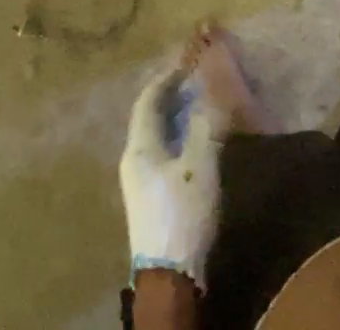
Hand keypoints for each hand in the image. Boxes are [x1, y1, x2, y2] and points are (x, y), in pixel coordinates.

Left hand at [120, 69, 225, 288]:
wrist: (168, 274)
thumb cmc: (183, 212)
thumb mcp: (200, 166)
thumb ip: (205, 128)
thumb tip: (207, 98)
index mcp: (139, 145)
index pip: (147, 100)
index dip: (165, 80)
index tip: (185, 66)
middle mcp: (132, 158)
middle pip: (148, 118)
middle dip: (170, 99)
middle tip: (194, 85)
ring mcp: (136, 181)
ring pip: (154, 137)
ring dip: (173, 120)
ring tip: (197, 111)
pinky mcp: (147, 199)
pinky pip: (159, 155)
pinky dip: (175, 140)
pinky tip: (192, 147)